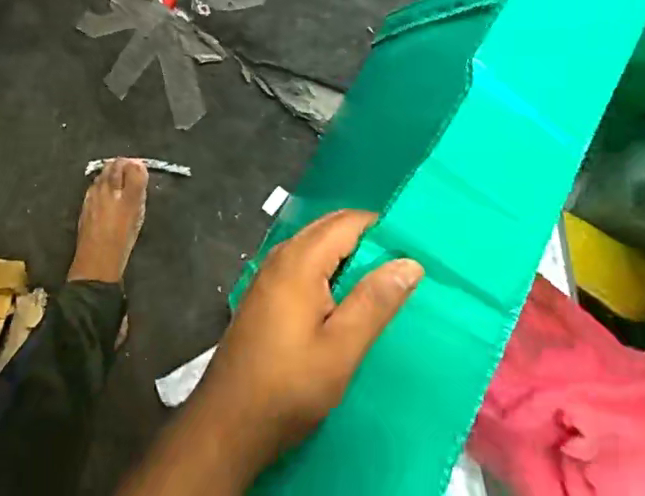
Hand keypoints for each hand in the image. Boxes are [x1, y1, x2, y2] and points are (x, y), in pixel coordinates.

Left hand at [118, 211, 422, 495]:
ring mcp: (269, 274)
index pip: (348, 222)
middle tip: (405, 267)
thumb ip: (374, 301)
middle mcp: (281, 256)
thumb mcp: (341, 348)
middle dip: (368, 239)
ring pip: (317, 246)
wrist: (229, 421)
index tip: (415, 247)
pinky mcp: (266, 294)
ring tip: (384, 284)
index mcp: (300, 260)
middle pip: (330, 228)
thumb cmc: (289, 385)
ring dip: (349, 257)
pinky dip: (330, 271)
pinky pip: (305, 265)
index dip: (382, 228)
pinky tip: (347, 301)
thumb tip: (409, 262)